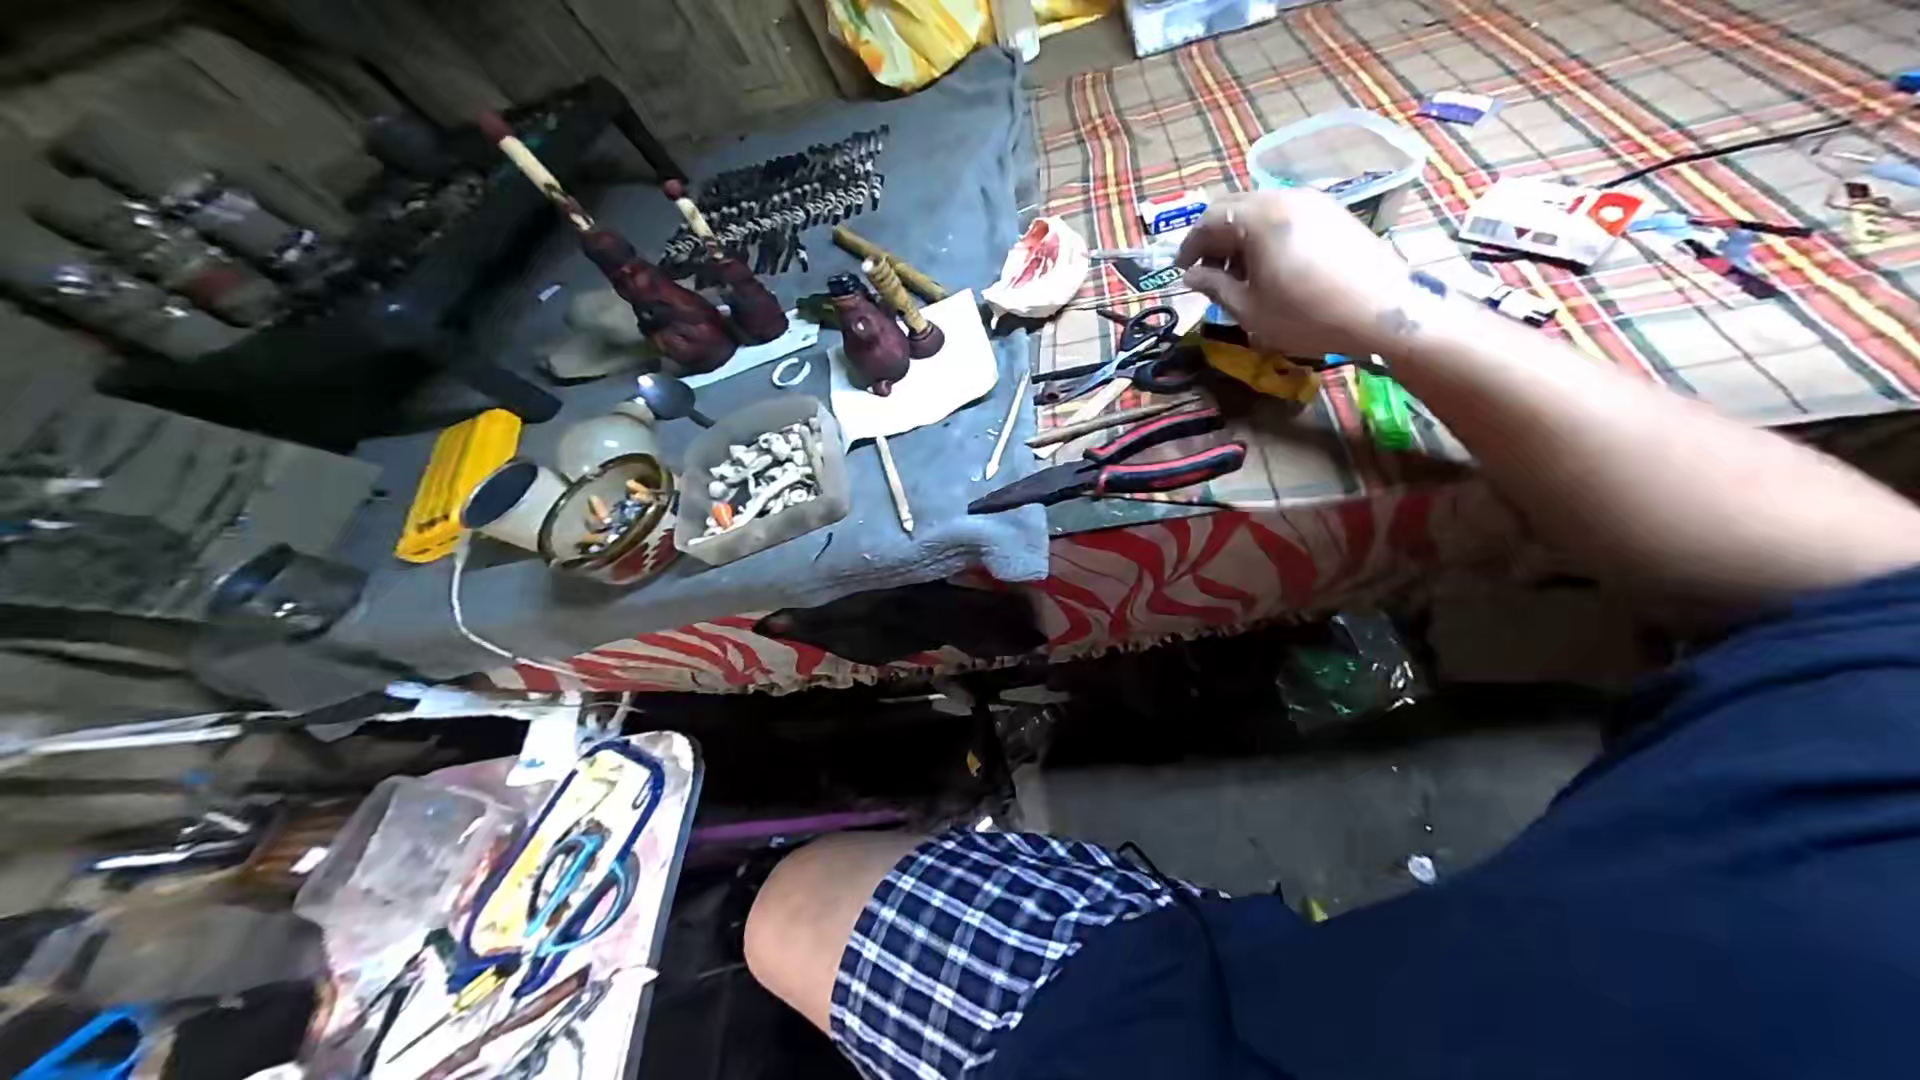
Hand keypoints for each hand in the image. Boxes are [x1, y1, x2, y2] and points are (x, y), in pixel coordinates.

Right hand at [1175, 189, 1421, 356]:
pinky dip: (1267, 235)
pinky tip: (1269, 266)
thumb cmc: (1306, 315)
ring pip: (1262, 209)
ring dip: (1240, 237)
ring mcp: (1314, 202)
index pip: (1210, 219)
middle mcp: (1286, 198)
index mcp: (1260, 218)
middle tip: (1207, 272)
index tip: (1183, 271)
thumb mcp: (1249, 308)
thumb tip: (1191, 277)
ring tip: (1238, 274)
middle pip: (1235, 207)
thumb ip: (1214, 286)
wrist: (1381, 312)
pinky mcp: (1334, 213)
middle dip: (1214, 238)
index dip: (1190, 245)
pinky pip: (1286, 215)